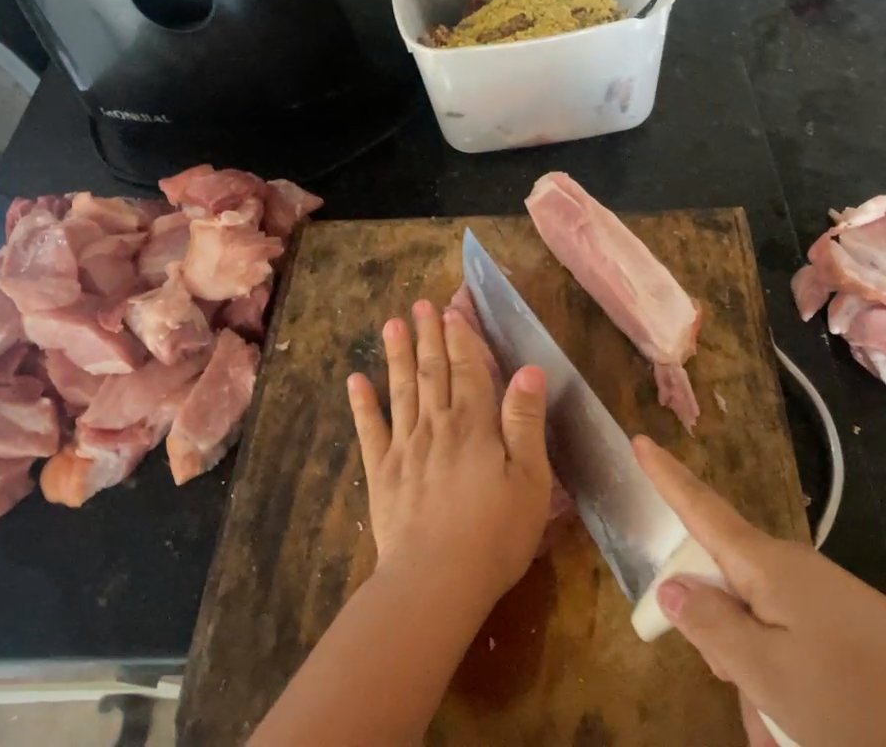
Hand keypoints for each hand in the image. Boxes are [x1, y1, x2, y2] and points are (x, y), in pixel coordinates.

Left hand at [347, 299, 552, 610]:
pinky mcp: (382, 473)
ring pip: (401, 391)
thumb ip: (525, 422)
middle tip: (420, 305)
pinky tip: (356, 380)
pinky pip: (370, 430)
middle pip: (433, 372)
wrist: (436, 579)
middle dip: (428, 336)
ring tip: (391, 325)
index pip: (469, 371)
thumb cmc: (496, 533)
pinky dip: (362, 403)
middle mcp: (437, 426)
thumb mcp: (529, 479)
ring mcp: (405, 448)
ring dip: (397, 356)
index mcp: (474, 425)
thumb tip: (530, 369)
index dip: (462, 340)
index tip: (453, 313)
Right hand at [633, 436, 885, 746]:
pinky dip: (788, 696)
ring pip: (757, 636)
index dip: (667, 478)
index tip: (639, 440)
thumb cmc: (861, 699)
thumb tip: (674, 585)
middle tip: (743, 684)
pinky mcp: (847, 639)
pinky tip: (809, 730)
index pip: (702, 510)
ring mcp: (824, 607)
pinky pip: (791, 658)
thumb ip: (712, 627)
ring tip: (789, 728)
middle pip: (724, 588)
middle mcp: (793, 576)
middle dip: (719, 640)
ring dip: (758, 684)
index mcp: (768, 568)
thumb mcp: (768, 673)